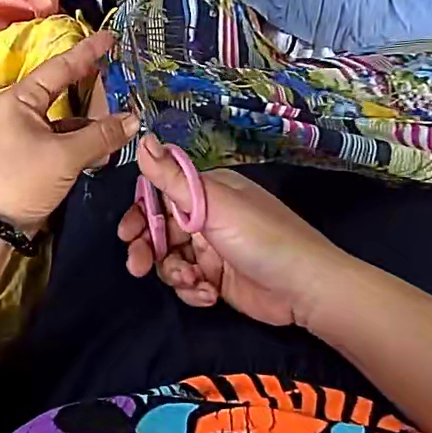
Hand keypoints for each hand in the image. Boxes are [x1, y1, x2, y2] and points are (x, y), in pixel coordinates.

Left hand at [0, 31, 139, 230]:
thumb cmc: (22, 180)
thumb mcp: (66, 155)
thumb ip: (102, 136)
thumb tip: (134, 120)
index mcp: (22, 100)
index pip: (60, 68)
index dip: (87, 52)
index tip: (110, 37)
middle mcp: (23, 112)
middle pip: (65, 91)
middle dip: (93, 86)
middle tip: (121, 73)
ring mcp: (29, 135)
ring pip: (69, 119)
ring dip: (94, 122)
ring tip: (123, 119)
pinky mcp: (36, 157)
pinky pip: (67, 140)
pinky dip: (86, 142)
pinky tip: (106, 149)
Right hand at [118, 135, 347, 327]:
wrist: (304, 289)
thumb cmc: (261, 238)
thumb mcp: (214, 205)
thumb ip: (173, 178)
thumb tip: (143, 137)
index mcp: (209, 192)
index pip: (161, 195)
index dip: (141, 214)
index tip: (127, 233)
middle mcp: (209, 217)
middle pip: (161, 230)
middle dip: (148, 249)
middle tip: (137, 266)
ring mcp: (213, 250)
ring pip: (171, 259)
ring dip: (174, 273)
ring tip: (194, 282)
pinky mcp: (217, 279)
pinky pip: (188, 282)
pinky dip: (192, 290)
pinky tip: (209, 295)